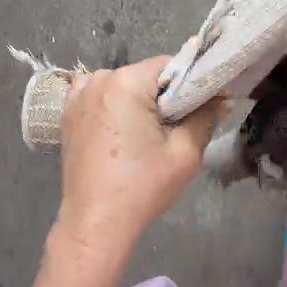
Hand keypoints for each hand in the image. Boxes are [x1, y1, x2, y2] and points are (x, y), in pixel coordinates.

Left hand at [52, 56, 220, 261]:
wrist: (95, 221)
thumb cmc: (142, 187)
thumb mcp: (184, 155)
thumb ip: (204, 118)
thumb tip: (219, 97)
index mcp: (127, 81)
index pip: (166, 66)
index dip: (185, 83)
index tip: (196, 108)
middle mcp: (99, 78)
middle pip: (142, 76)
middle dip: (159, 97)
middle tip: (171, 131)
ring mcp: (79, 94)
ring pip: (120, 86)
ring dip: (134, 103)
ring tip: (143, 139)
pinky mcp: (67, 111)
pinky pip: (97, 97)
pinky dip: (110, 107)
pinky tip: (117, 134)